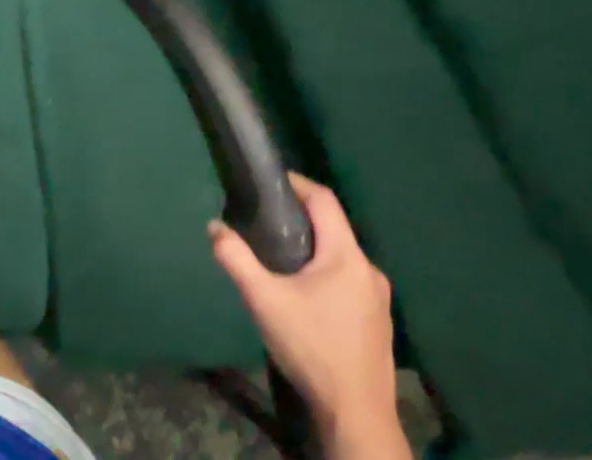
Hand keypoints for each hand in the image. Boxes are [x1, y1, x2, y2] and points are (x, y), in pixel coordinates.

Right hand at [210, 175, 406, 457]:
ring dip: (309, 246)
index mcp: (346, 258)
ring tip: (273, 252)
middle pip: (333, 228)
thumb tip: (214, 226)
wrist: (356, 411)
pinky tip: (298, 288)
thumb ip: (235, 258)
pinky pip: (346, 278)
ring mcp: (377, 297)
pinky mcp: (376, 318)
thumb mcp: (263, 299)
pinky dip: (321, 269)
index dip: (297, 183)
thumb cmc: (311, 347)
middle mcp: (368, 270)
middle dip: (298, 217)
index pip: (325, 202)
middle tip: (260, 217)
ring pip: (339, 255)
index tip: (268, 179)